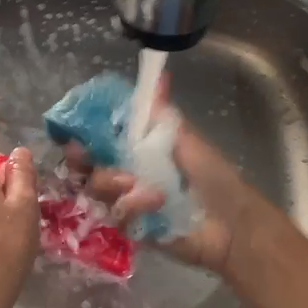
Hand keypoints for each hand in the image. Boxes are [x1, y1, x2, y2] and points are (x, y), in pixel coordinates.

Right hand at [78, 105, 290, 277]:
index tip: (75, 128)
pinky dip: (132, 207)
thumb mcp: (187, 139)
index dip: (83, 132)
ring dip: (110, 181)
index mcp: (137, 147)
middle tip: (84, 155)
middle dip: (82, 159)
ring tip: (133, 183)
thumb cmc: (214, 177)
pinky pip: (116, 215)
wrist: (232, 224)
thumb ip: (162, 115)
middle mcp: (126, 172)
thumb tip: (156, 79)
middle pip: (87, 164)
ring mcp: (127, 201)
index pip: (98, 137)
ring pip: (96, 189)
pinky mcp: (132, 228)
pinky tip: (153, 204)